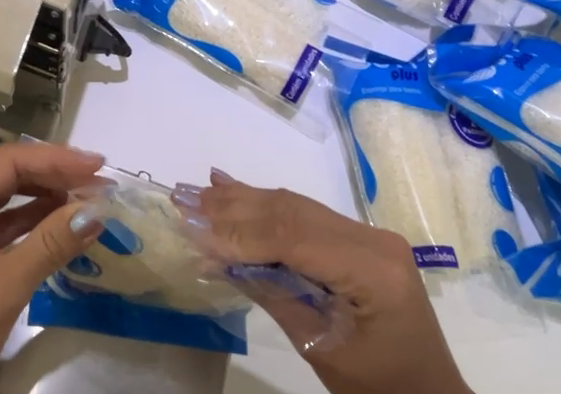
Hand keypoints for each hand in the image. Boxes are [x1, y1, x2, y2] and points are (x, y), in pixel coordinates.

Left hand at [0, 142, 106, 393]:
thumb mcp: (8, 284)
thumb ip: (51, 243)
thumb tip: (96, 210)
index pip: (9, 162)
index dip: (55, 158)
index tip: (97, 165)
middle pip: (9, 175)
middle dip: (54, 174)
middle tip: (99, 181)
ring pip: (9, 199)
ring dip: (47, 197)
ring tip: (88, 199)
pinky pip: (6, 224)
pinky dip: (35, 222)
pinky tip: (63, 225)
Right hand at [177, 170, 471, 393]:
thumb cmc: (378, 388)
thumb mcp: (320, 349)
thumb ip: (270, 294)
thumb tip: (212, 256)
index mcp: (372, 270)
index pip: (292, 236)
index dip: (238, 232)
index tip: (192, 231)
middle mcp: (372, 240)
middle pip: (289, 212)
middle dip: (232, 209)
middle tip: (183, 202)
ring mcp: (367, 235)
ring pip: (292, 206)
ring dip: (241, 201)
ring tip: (195, 195)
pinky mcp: (359, 239)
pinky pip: (304, 214)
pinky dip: (263, 205)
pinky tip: (228, 186)